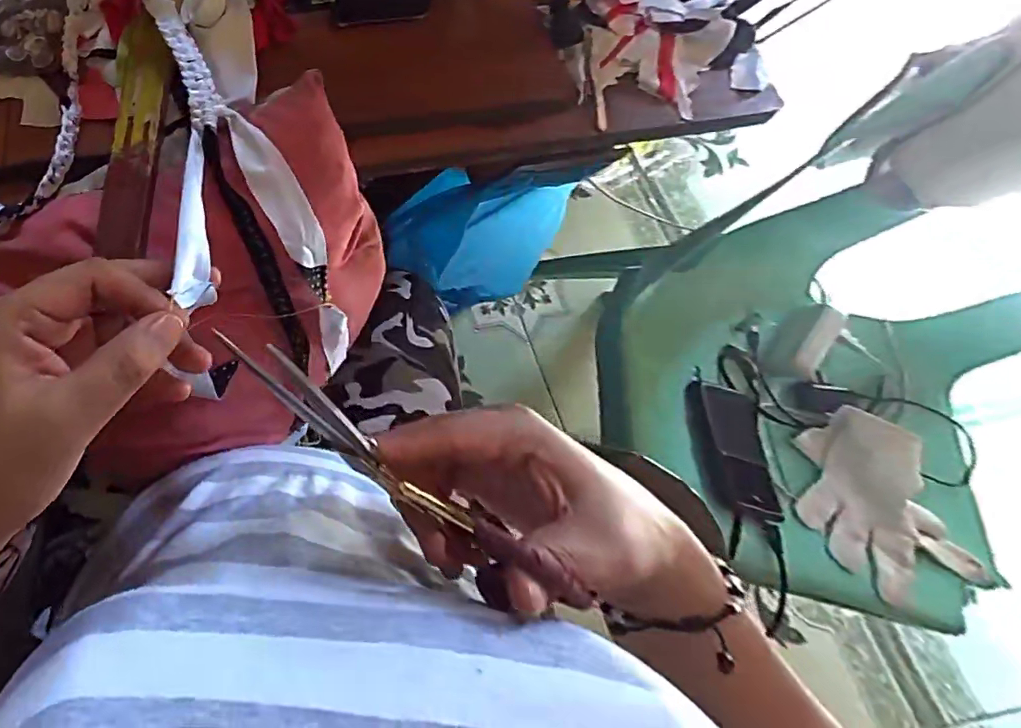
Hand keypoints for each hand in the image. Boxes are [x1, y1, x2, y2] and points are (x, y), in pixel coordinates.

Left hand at [0, 258, 212, 572]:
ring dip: (159, 343)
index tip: (184, 316)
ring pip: (118, 328)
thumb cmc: (5, 466)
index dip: (142, 289)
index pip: (93, 278)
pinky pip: (115, 361)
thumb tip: (176, 319)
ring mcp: (56, 350)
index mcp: (24, 314)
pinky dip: (146, 373)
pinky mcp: (69, 378)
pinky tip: (179, 388)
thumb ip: (123, 364)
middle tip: (210, 303)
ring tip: (201, 363)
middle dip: (158, 306)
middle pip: (110, 296)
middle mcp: (40, 321)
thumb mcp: (68, 415)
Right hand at [376, 406, 720, 618]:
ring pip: (427, 474)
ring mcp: (484, 457)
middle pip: (427, 453)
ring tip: (454, 562)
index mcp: (513, 431)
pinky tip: (465, 555)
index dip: (404, 444)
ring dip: (427, 516)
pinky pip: (440, 493)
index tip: (368, 463)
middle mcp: (491, 436)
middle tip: (437, 553)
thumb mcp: (598, 552)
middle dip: (416, 498)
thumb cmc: (629, 535)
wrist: (652, 552)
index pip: (445, 431)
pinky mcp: (482, 482)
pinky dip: (440, 524)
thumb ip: (549, 565)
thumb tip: (509, 590)